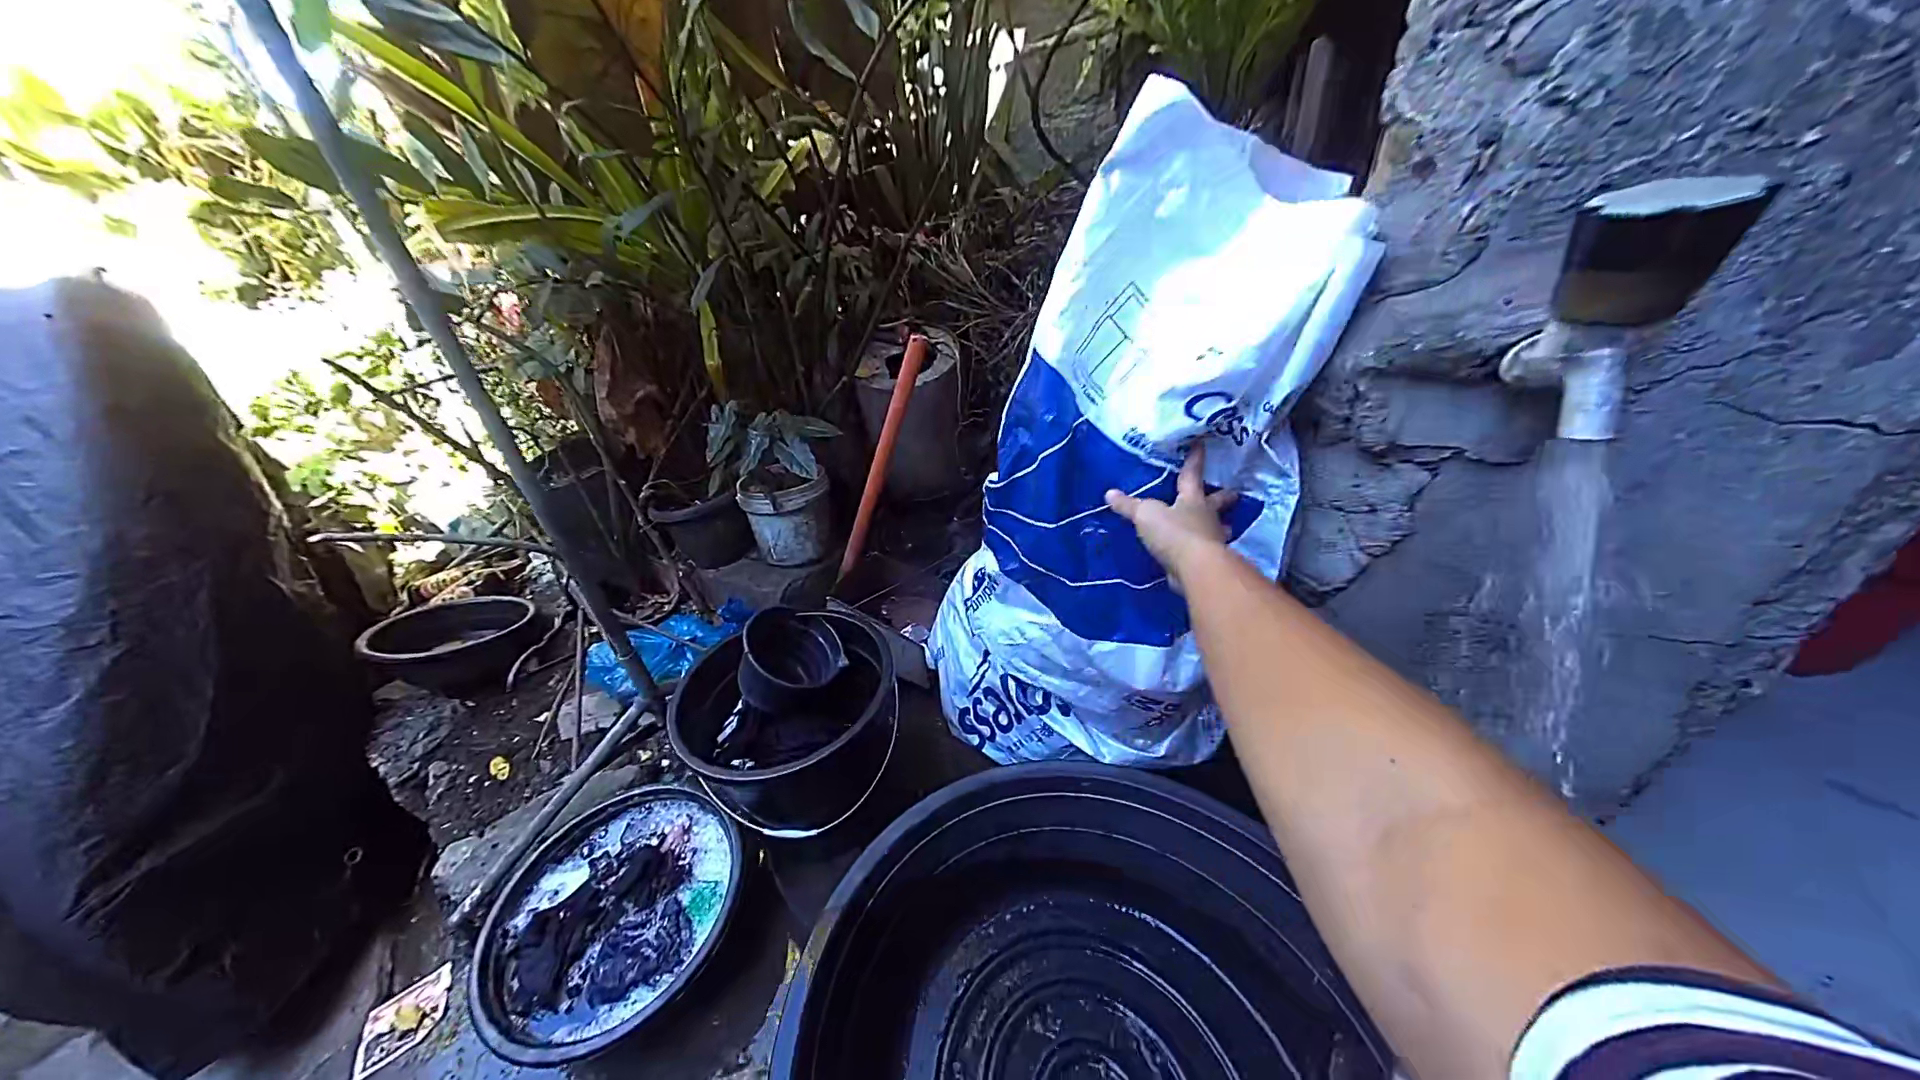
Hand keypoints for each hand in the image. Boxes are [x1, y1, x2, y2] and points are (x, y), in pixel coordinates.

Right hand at [1104, 445, 1237, 593]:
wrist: (1195, 568)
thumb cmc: (1174, 533)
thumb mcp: (1146, 515)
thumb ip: (1129, 505)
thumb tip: (1109, 493)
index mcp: (1192, 499)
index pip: (1192, 474)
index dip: (1195, 459)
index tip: (1201, 444)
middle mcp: (1206, 516)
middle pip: (1217, 502)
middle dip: (1224, 497)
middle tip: (1233, 493)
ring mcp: (1211, 539)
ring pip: (1219, 527)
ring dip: (1220, 526)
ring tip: (1224, 526)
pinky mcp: (1208, 561)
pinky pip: (1207, 550)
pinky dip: (1206, 549)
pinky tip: (1202, 552)